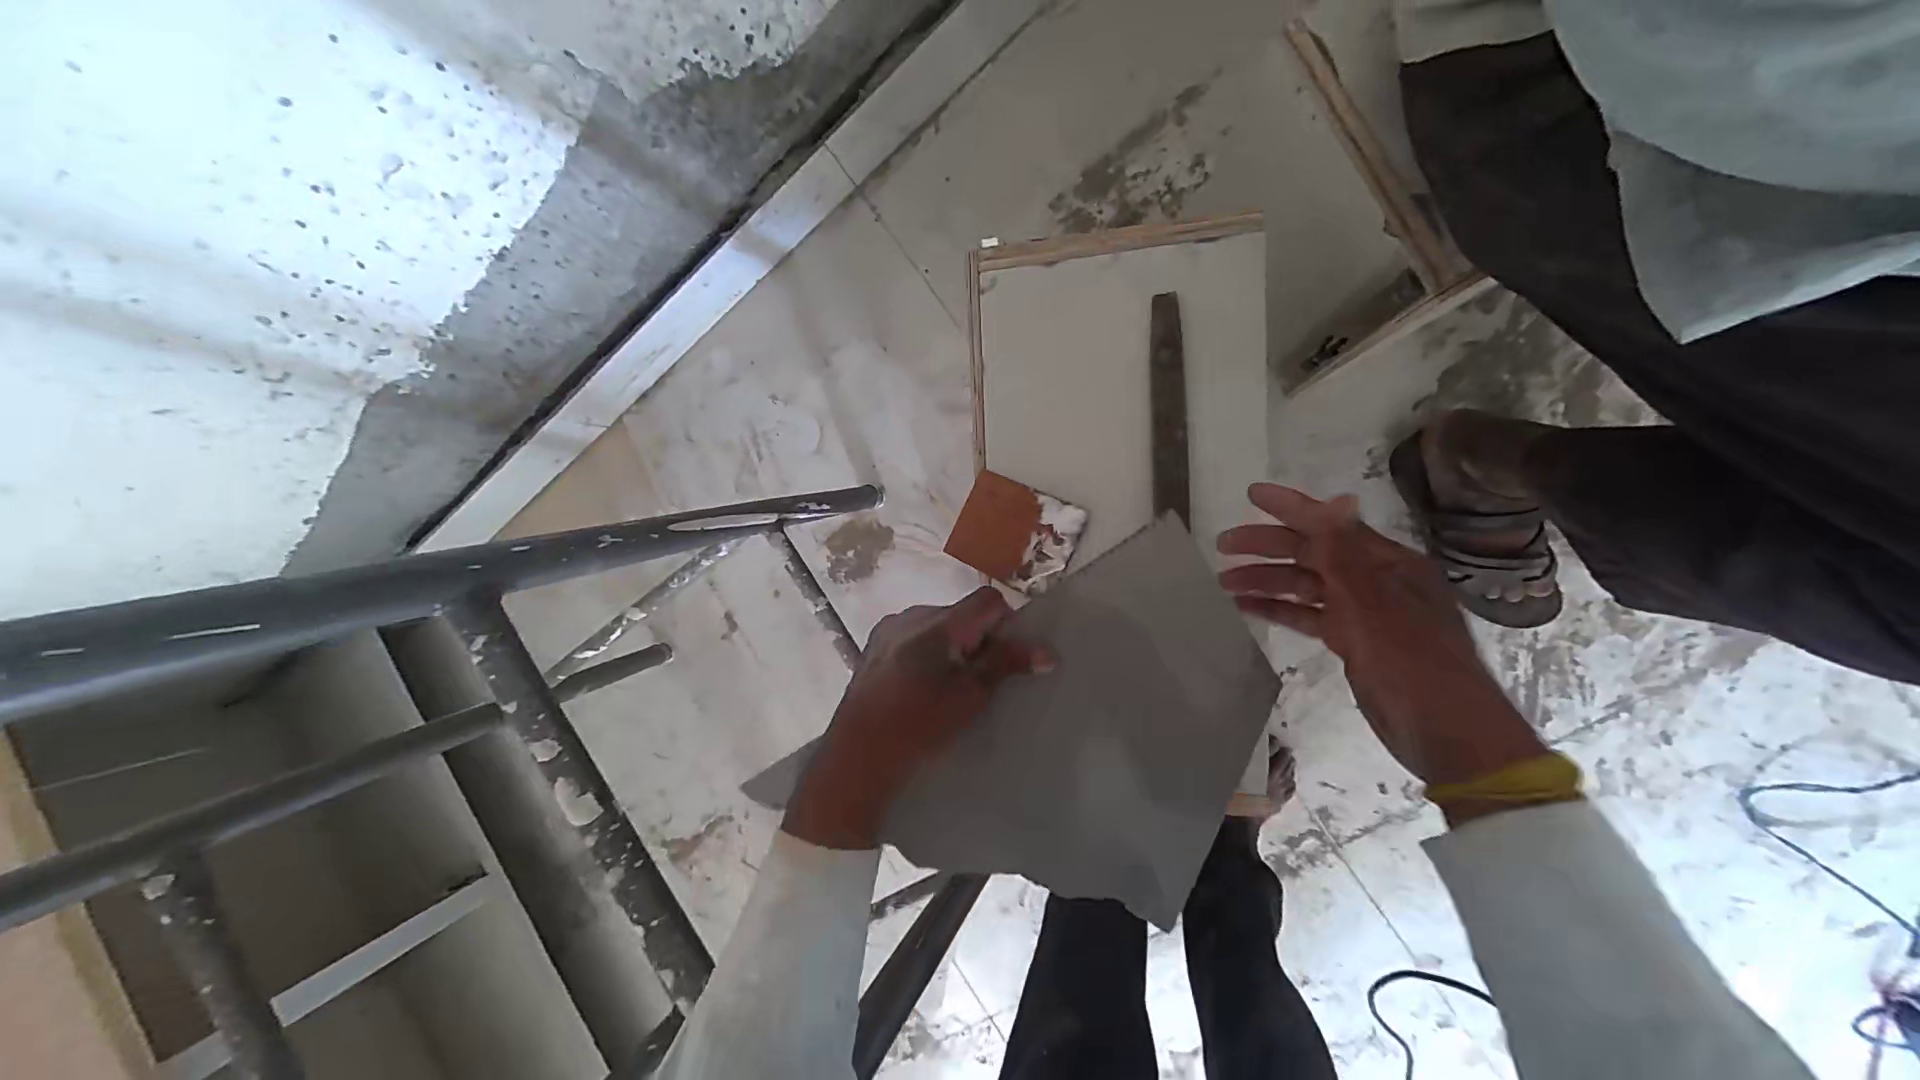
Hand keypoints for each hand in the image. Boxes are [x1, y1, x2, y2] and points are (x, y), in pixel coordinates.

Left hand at [783, 587, 1052, 848]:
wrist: (857, 757)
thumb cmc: (919, 727)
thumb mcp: (971, 697)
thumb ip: (1007, 664)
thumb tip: (1048, 650)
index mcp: (938, 623)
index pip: (989, 600)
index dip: (1007, 623)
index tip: (1007, 658)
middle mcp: (912, 615)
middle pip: (962, 613)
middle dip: (979, 639)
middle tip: (982, 680)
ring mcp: (889, 629)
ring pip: (938, 626)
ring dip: (953, 646)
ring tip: (949, 688)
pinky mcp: (874, 646)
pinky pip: (914, 638)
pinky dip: (929, 654)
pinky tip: (922, 688)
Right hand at [1216, 484, 1545, 787]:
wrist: (1446, 733)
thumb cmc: (1413, 665)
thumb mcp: (1375, 606)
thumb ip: (1348, 555)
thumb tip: (1336, 499)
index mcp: (1387, 564)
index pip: (1330, 525)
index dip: (1290, 507)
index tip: (1251, 494)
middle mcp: (1374, 581)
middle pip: (1311, 553)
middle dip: (1267, 546)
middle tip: (1222, 545)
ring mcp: (1362, 612)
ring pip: (1305, 585)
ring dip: (1266, 580)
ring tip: (1224, 582)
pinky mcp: (1351, 641)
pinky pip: (1308, 615)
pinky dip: (1279, 609)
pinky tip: (1248, 608)